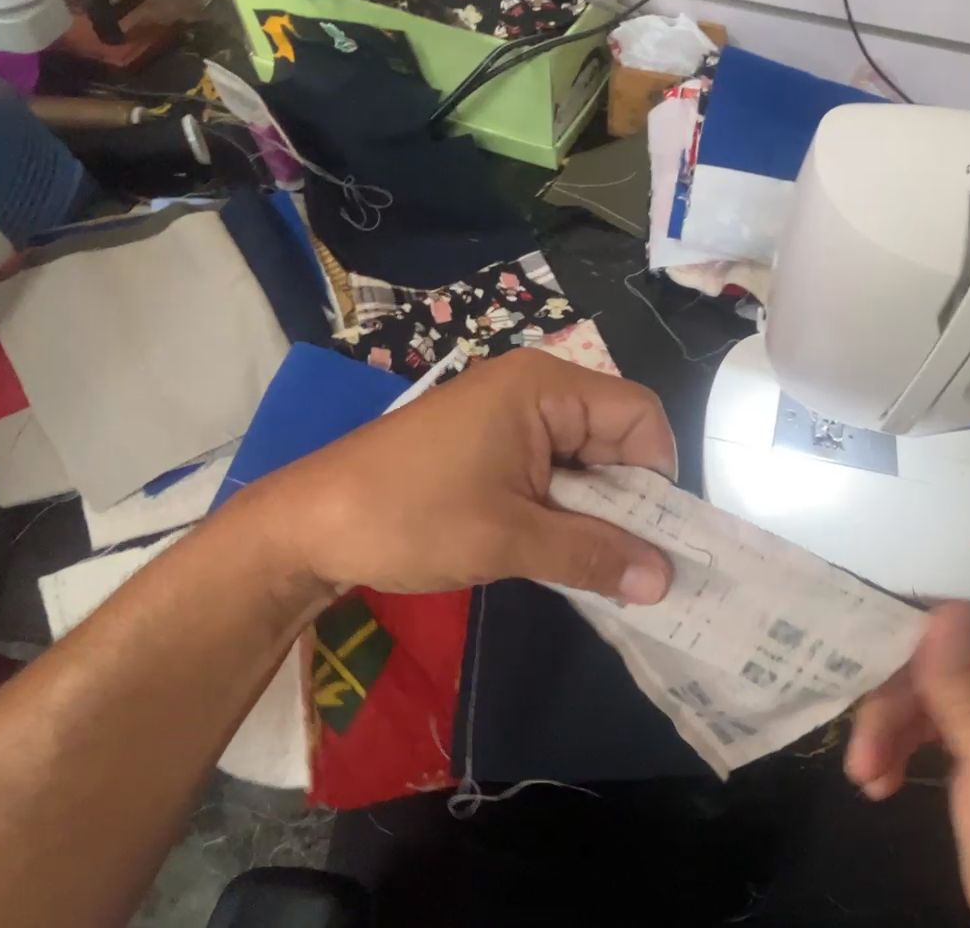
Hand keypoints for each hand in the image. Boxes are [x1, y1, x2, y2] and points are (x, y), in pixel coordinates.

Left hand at [233, 349, 676, 601]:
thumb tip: (665, 581)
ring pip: (586, 457)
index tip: (654, 536)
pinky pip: (553, 467)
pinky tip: (557, 546)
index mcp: (544, 388)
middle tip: (630, 560)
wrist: (305, 526)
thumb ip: (594, 555)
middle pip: (617, 434)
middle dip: (628, 498)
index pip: (640, 414)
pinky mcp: (491, 442)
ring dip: (596, 509)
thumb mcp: (510, 539)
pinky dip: (565, 506)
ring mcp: (510, 414)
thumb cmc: (410, 517)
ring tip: (593, 560)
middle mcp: (535, 388)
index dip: (658, 473)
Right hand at [846, 604, 969, 927]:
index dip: (917, 643)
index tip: (867, 672)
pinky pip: (934, 725)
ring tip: (864, 776)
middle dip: (898, 703)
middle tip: (861, 751)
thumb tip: (936, 613)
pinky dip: (902, 748)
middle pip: (945, 661)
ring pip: (931, 692)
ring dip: (891, 729)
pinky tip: (881, 781)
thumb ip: (968, 692)